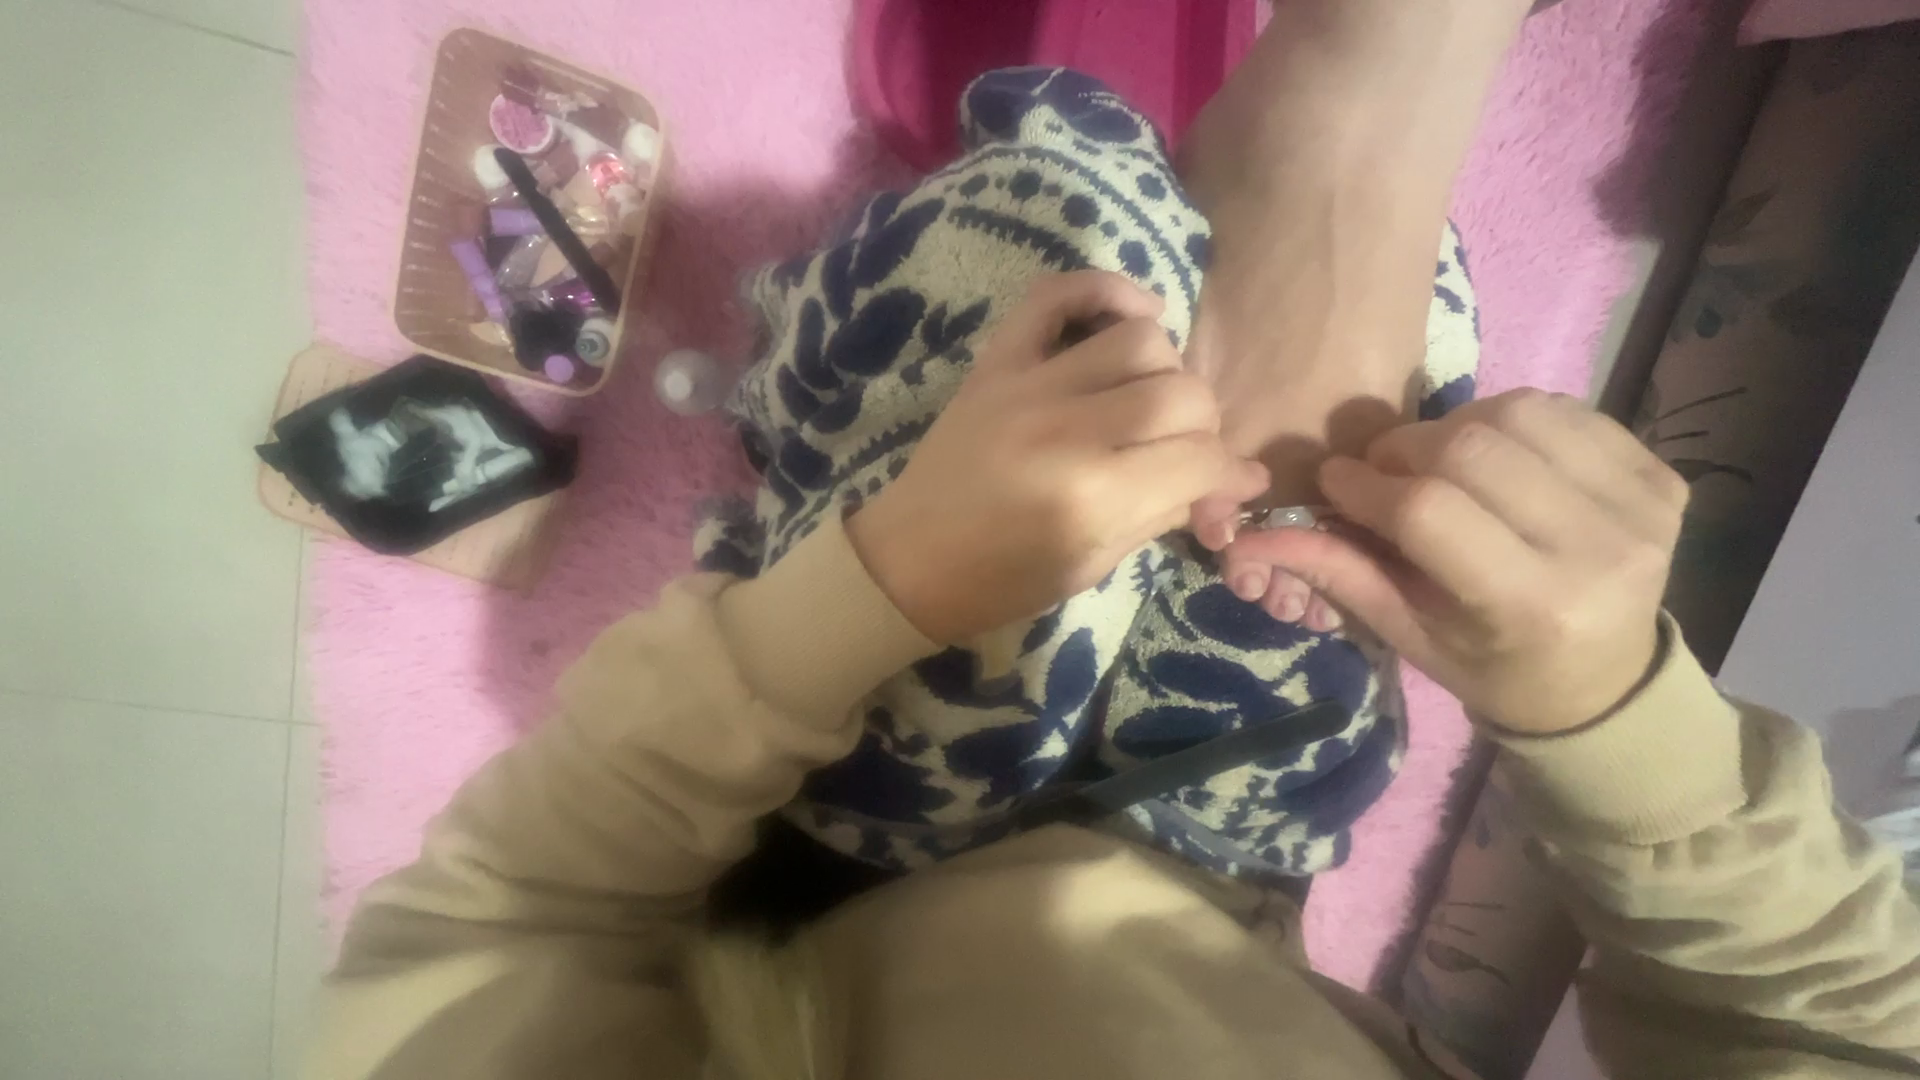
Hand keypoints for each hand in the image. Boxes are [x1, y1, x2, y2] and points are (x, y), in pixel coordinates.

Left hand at [848, 271, 1268, 644]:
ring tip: (1147, 401)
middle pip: (1181, 392)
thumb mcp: (1093, 564)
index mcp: (1094, 496)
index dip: (1227, 473)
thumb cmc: (1002, 581)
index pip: (1200, 457)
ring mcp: (1027, 387)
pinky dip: (1102, 291)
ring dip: (1163, 370)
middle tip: (1183, 451)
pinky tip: (1131, 315)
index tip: (1228, 484)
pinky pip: (1056, 296)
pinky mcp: (995, 364)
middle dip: (1202, 426)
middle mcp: (1067, 430)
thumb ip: (1164, 512)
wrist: (911, 561)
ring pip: (1138, 339)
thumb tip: (1234, 482)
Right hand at [1220, 390, 1686, 734]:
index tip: (1334, 482)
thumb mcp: (1401, 630)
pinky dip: (1507, 418)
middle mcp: (1598, 550)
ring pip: (1516, 414)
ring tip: (1433, 460)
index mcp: (1528, 604)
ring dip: (1452, 427)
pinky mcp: (1663, 478)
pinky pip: (1564, 410)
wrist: (1599, 678)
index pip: (1427, 511)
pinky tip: (1489, 453)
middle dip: (1401, 449)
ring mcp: (1642, 508)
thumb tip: (1249, 538)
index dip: (1365, 485)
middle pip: (1471, 450)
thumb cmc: (1485, 664)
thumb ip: (1332, 571)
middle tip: (1379, 470)